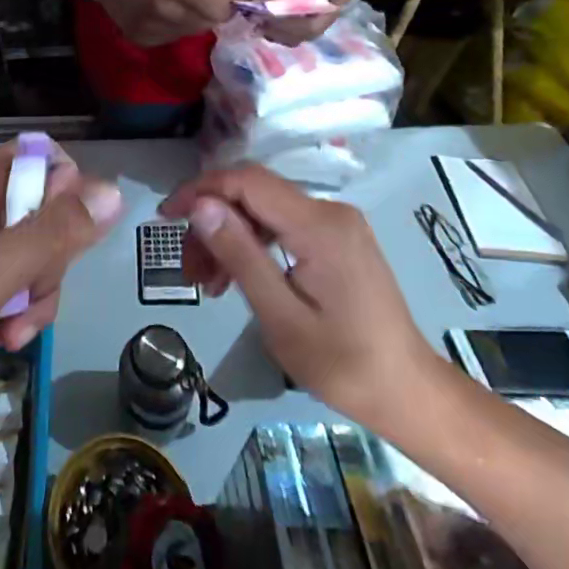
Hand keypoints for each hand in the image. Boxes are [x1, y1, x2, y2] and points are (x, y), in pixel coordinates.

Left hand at [0, 141, 121, 437]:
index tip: (66, 231)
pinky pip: (12, 285)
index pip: (41, 158)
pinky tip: (4, 340)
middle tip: (30, 291)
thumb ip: (56, 232)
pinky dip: (17, 310)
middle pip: (46, 211)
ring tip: (13, 331)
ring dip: (38, 293)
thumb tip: (114, 190)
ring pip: (35, 254)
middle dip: (54, 255)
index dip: (66, 187)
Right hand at [84, 0, 241, 45]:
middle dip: (212, 13)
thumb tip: (236, 0)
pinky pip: (173, 37)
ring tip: (181, 5)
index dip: (228, 7)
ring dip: (194, 21)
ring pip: (191, 32)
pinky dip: (176, 27)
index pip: (218, 10)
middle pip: (207, 24)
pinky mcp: (143, 41)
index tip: (231, 1)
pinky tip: (165, 14)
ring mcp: (153, 30)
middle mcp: (166, 12)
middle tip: (205, 1)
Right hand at [158, 165, 437, 427]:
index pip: (248, 181)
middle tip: (190, 274)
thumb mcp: (280, 315)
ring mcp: (339, 224)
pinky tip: (240, 280)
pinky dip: (256, 248)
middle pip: (256, 196)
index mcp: (319, 225)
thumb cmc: (342, 362)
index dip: (201, 189)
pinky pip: (286, 228)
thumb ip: (241, 255)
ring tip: (209, 286)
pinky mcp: (340, 240)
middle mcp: (331, 211)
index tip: (165, 218)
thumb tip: (201, 206)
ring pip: (267, 212)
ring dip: (232, 239)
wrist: (404, 387)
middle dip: (213, 224)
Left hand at [265, 0, 354, 44]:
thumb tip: (273, 10)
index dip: (285, 27)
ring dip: (282, 30)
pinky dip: (285, 24)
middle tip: (257, 24)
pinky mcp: (320, 6)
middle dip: (281, 31)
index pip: (311, 24)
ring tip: (260, 22)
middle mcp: (338, 6)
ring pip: (305, 30)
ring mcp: (331, 7)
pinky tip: (269, 18)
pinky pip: (303, 22)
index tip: (262, 20)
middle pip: (309, 31)